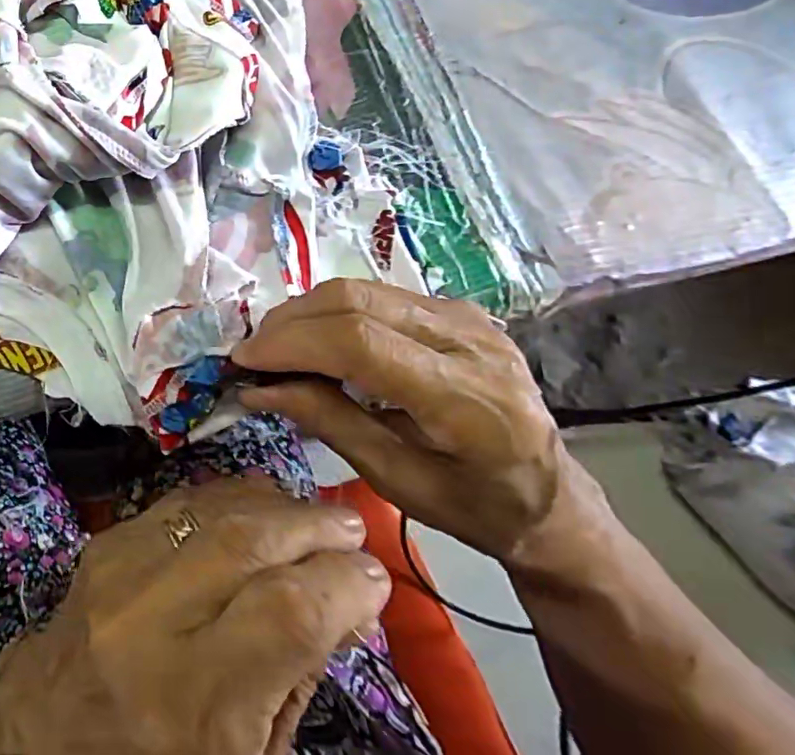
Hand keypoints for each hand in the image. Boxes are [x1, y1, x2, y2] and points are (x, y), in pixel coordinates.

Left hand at [0, 476, 388, 754]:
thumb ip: (296, 675)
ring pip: (204, 511)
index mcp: (194, 698)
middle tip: (352, 528)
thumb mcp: (248, 754)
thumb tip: (343, 598)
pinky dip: (222, 498)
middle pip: (242, 544)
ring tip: (312, 512)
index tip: (374, 577)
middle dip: (308, 526)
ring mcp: (116, 572)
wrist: (51, 728)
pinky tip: (255, 502)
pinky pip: (172, 505)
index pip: (283, 613)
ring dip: (268, 503)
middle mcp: (148, 621)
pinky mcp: (101, 545)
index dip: (339, 584)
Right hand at [231, 279, 597, 566]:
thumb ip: (326, 422)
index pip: (359, 343)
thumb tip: (256, 389)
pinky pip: (374, 295)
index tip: (243, 361)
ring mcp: (468, 319)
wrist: (551, 498)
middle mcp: (471, 343)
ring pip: (358, 290)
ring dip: (303, 313)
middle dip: (288, 323)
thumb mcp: (394, 479)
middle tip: (252, 355)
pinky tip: (314, 340)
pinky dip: (329, 312)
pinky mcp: (458, 310)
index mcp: (466, 399)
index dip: (291, 344)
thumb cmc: (472, 504)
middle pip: (354, 302)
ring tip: (276, 348)